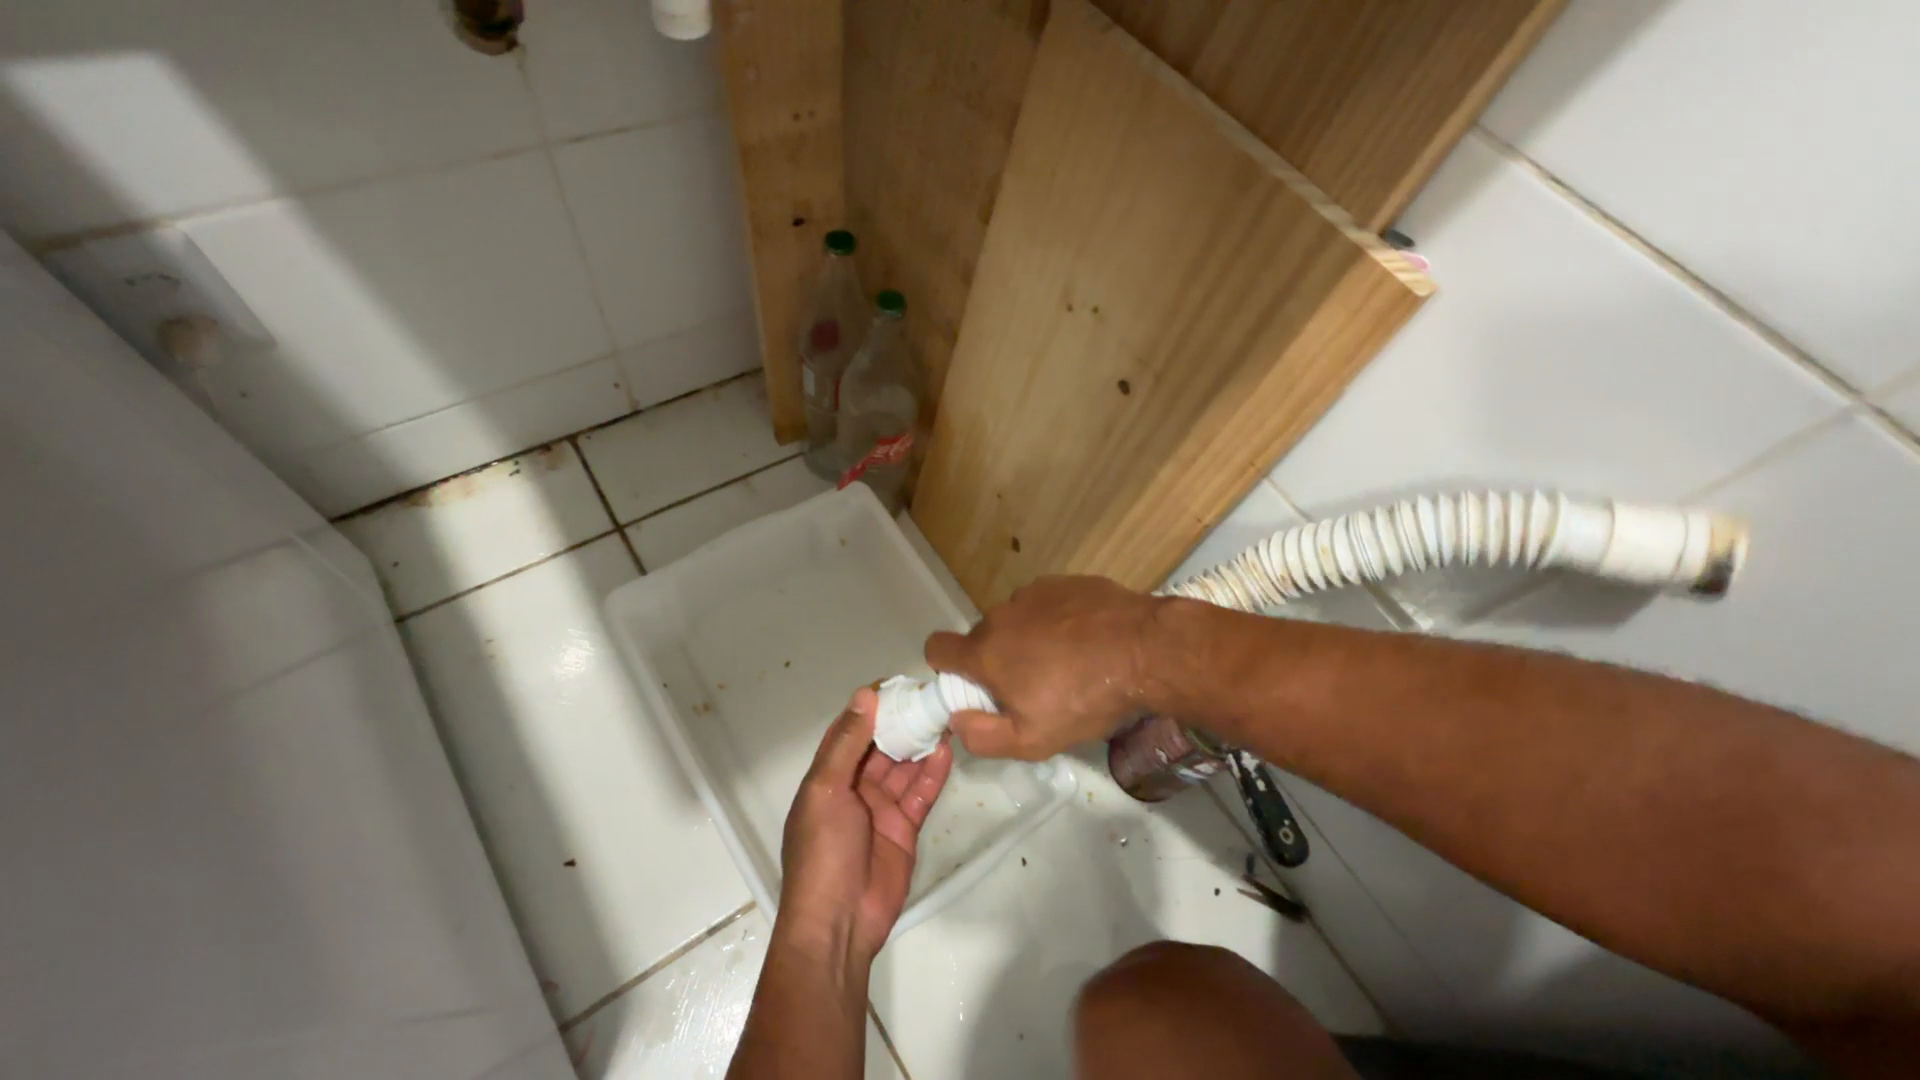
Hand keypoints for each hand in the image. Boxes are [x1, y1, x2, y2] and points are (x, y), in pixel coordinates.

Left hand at [778, 688, 953, 966]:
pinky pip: (920, 795)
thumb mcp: (826, 791)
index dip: (869, 707)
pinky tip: (946, 752)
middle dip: (901, 723)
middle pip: (880, 747)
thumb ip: (847, 744)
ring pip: (903, 768)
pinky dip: (932, 775)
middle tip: (930, 697)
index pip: (849, 732)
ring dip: (920, 745)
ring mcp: (880, 810)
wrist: (838, 922)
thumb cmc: (823, 853)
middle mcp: (853, 789)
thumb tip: (864, 695)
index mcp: (826, 778)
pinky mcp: (904, 830)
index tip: (896, 683)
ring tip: (944, 717)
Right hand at [923, 575, 1168, 759]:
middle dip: (998, 660)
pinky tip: (1088, 640)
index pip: (936, 648)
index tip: (972, 685)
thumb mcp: (1032, 740)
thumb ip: (983, 736)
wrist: (1146, 649)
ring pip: (1017, 620)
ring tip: (1069, 663)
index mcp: (985, 651)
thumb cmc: (1085, 699)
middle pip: (983, 637)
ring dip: (1029, 639)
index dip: (946, 667)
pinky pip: (1048, 604)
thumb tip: (957, 721)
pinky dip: (1058, 621)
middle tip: (1034, 687)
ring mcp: (1035, 593)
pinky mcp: (1066, 582)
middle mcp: (1002, 614)